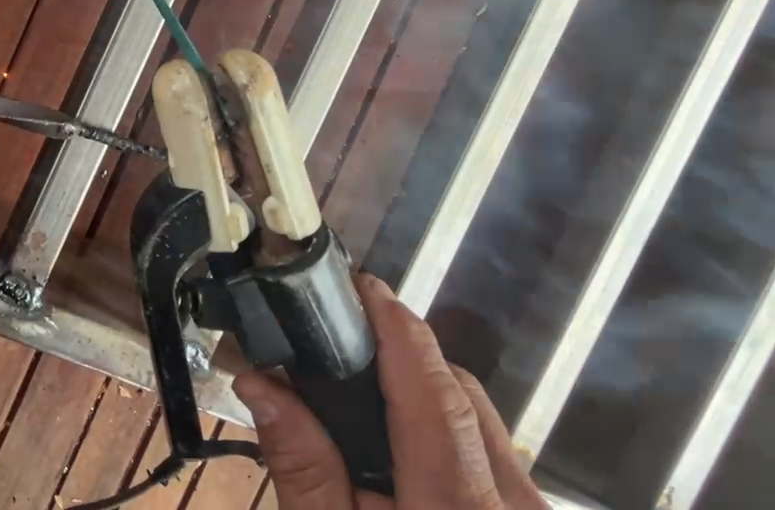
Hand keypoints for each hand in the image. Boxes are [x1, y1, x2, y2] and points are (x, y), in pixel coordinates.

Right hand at [234, 275, 544, 509]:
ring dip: (422, 395)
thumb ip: (302, 467)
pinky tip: (396, 452)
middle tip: (331, 343)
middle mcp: (516, 508)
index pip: (435, 399)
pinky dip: (445, 432)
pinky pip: (494, 460)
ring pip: (483, 427)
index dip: (399, 333)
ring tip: (355, 396)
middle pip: (463, 399)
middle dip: (401, 358)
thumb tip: (259, 381)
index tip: (363, 286)